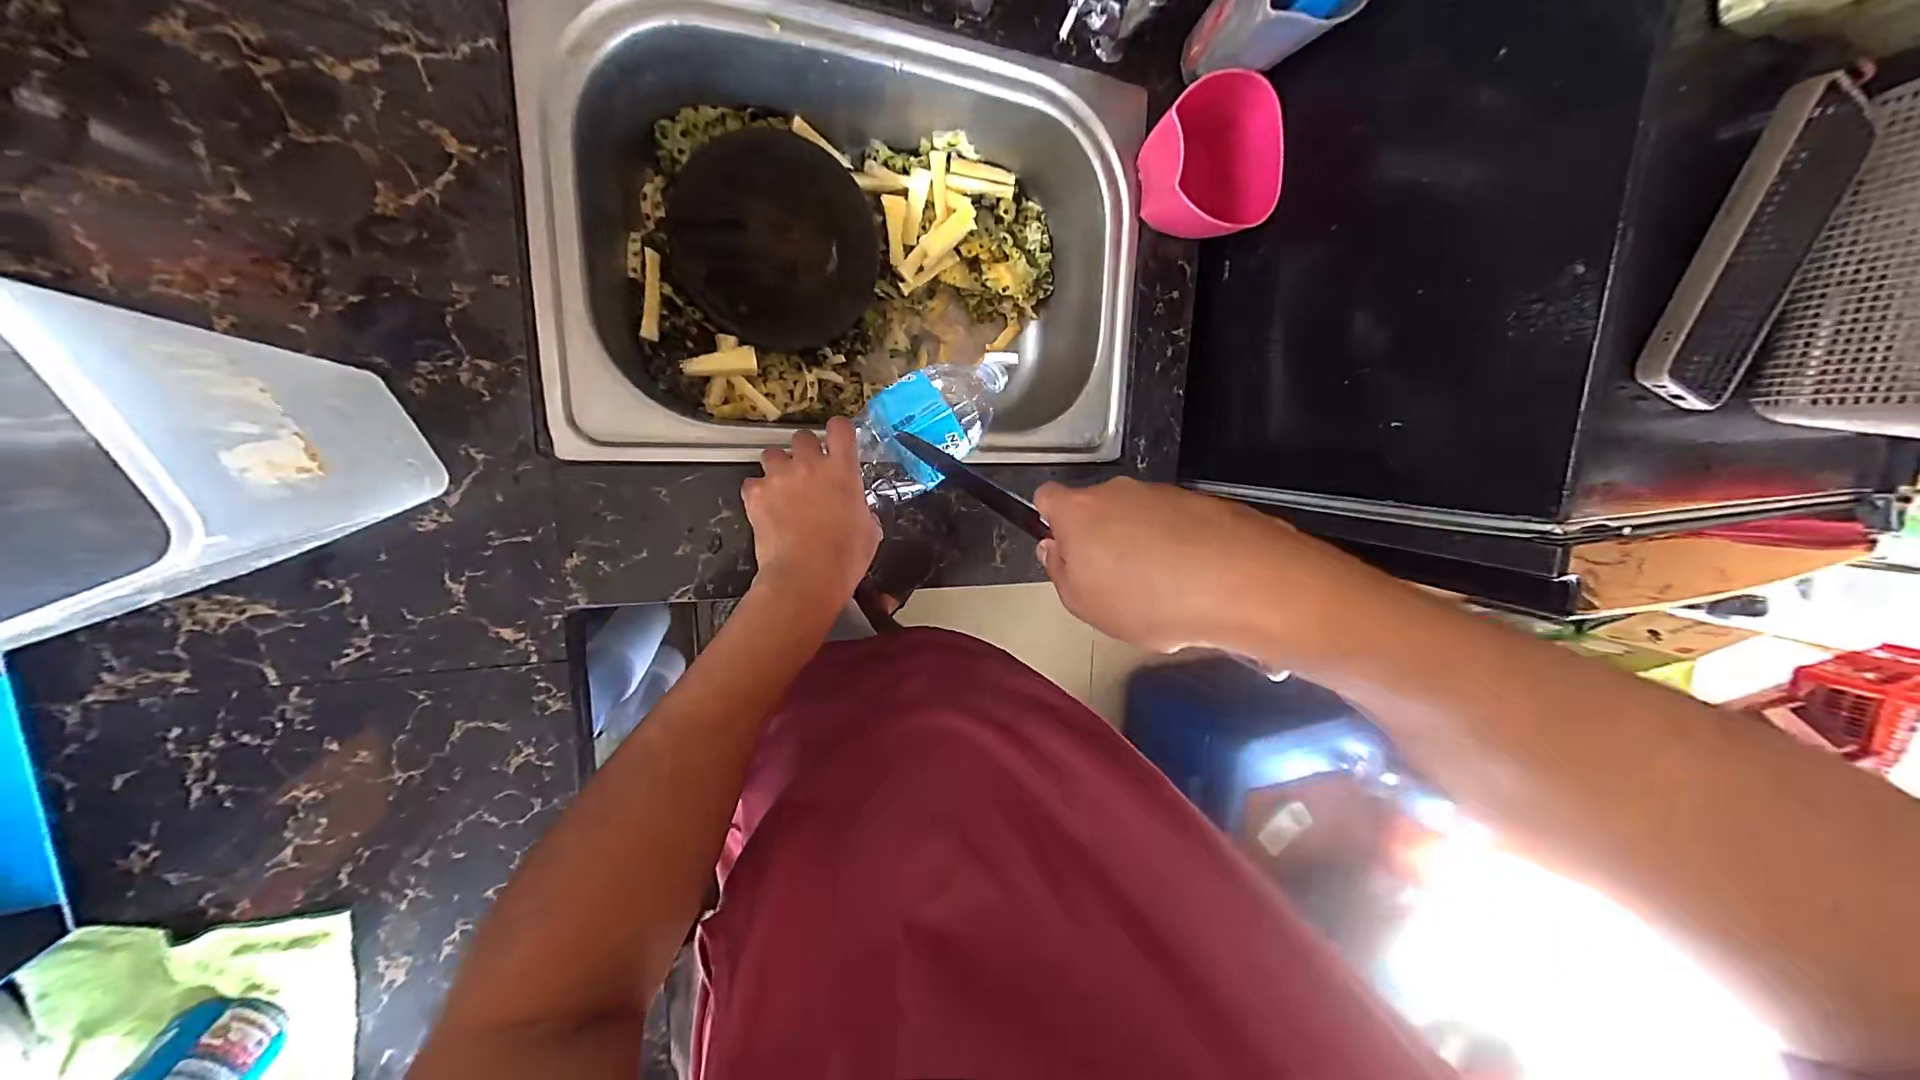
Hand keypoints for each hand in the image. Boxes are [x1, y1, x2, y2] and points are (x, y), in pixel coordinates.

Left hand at [742, 417, 880, 612]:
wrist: (806, 577)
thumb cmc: (844, 558)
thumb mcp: (870, 532)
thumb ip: (864, 511)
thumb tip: (861, 512)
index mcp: (842, 470)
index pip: (840, 428)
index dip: (838, 431)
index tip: (837, 440)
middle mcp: (809, 465)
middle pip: (802, 436)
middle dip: (804, 450)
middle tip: (808, 472)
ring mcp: (780, 477)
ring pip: (772, 453)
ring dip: (777, 467)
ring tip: (783, 488)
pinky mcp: (755, 494)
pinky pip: (752, 483)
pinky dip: (757, 493)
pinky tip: (766, 509)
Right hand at [1033, 478, 1407, 669]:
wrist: (1246, 586)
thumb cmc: (1155, 599)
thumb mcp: (1083, 603)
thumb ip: (1059, 571)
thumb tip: (1055, 551)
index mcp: (1080, 511)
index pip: (1047, 498)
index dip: (1050, 523)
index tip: (1062, 550)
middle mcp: (1121, 492)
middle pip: (1098, 510)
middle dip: (1101, 540)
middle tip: (1112, 584)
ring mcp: (1167, 495)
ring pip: (1141, 520)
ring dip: (1144, 548)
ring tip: (1162, 595)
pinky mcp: (1207, 504)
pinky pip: (1180, 528)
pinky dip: (1182, 551)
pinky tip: (1195, 588)